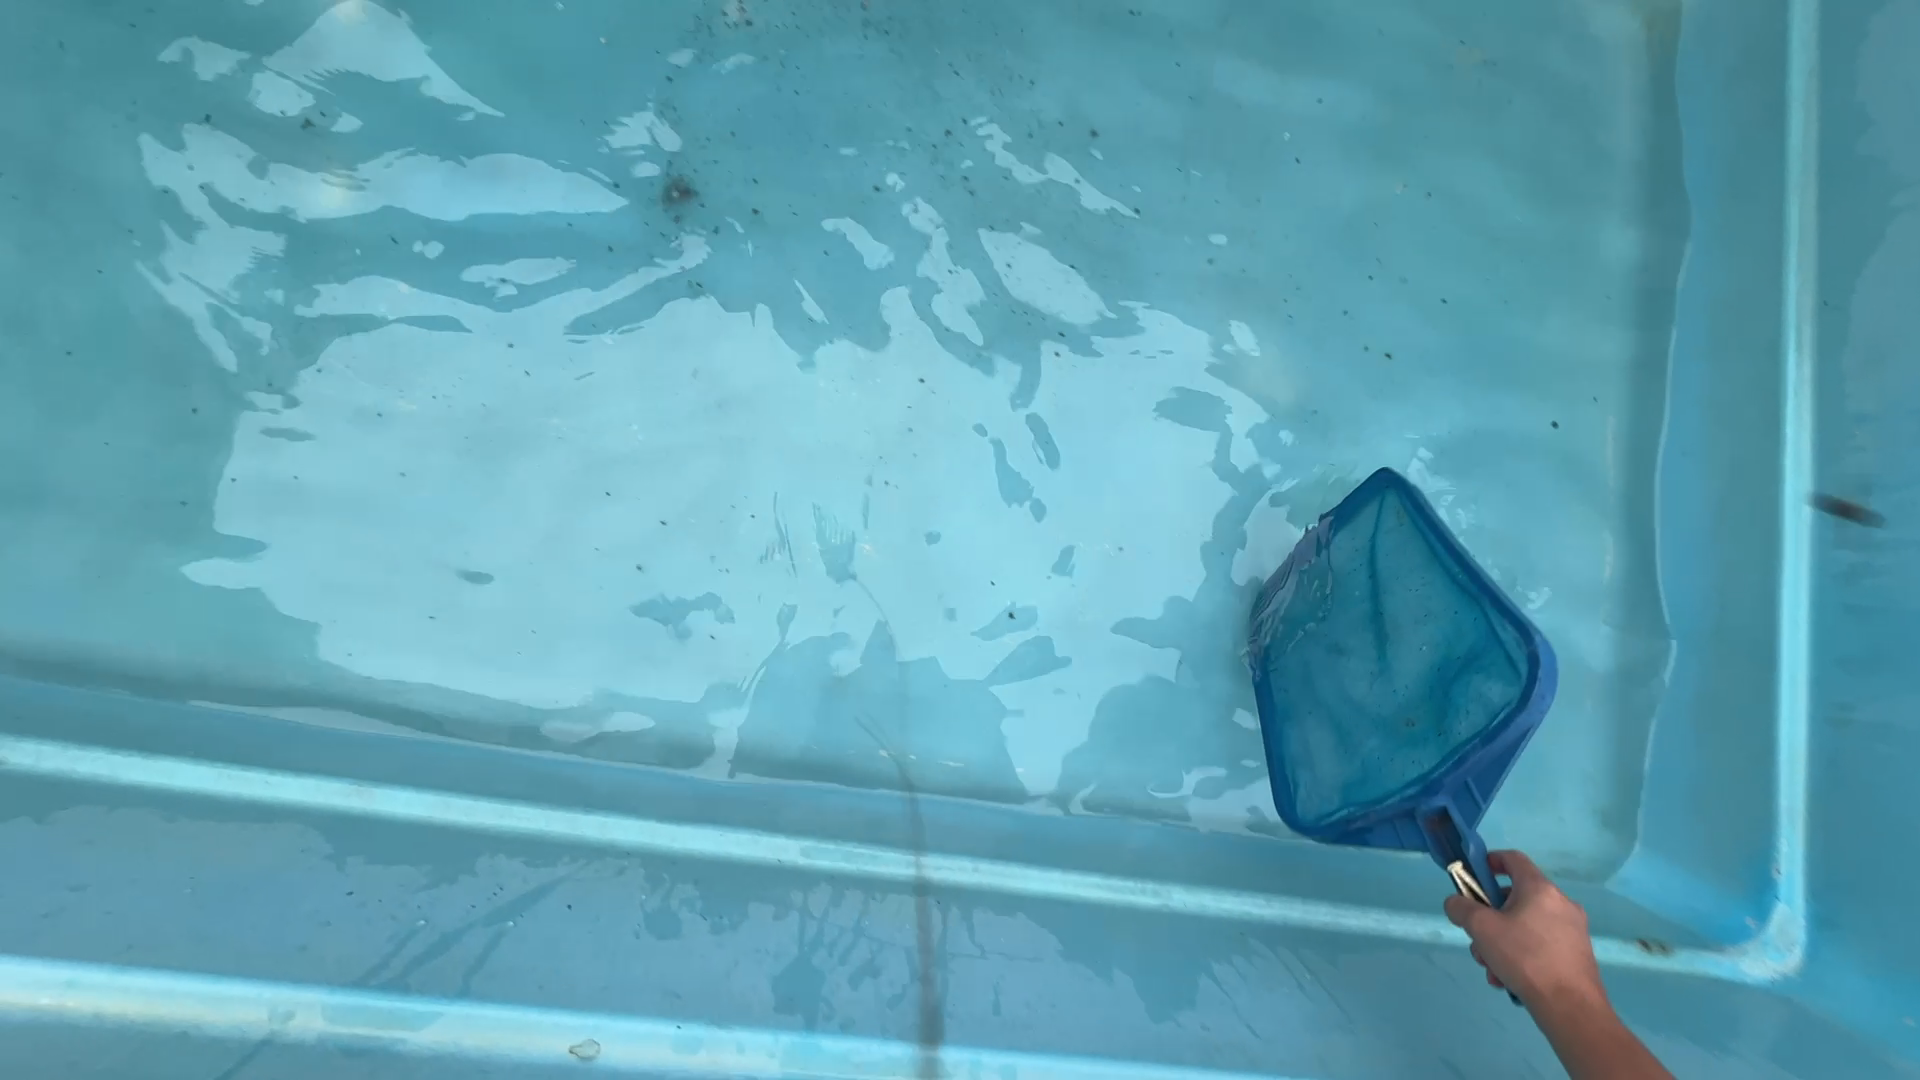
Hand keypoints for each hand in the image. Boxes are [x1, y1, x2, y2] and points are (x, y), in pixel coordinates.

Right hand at [1443, 850, 1603, 1011]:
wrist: (1572, 1009)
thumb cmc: (1524, 956)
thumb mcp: (1479, 927)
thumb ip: (1459, 906)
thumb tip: (1458, 904)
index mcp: (1540, 889)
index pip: (1512, 858)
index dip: (1489, 861)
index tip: (1472, 878)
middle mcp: (1561, 904)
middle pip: (1514, 897)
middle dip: (1489, 917)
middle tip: (1477, 937)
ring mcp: (1573, 931)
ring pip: (1524, 925)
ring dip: (1501, 941)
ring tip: (1491, 968)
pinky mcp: (1577, 955)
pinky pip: (1539, 944)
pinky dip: (1520, 955)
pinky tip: (1508, 979)